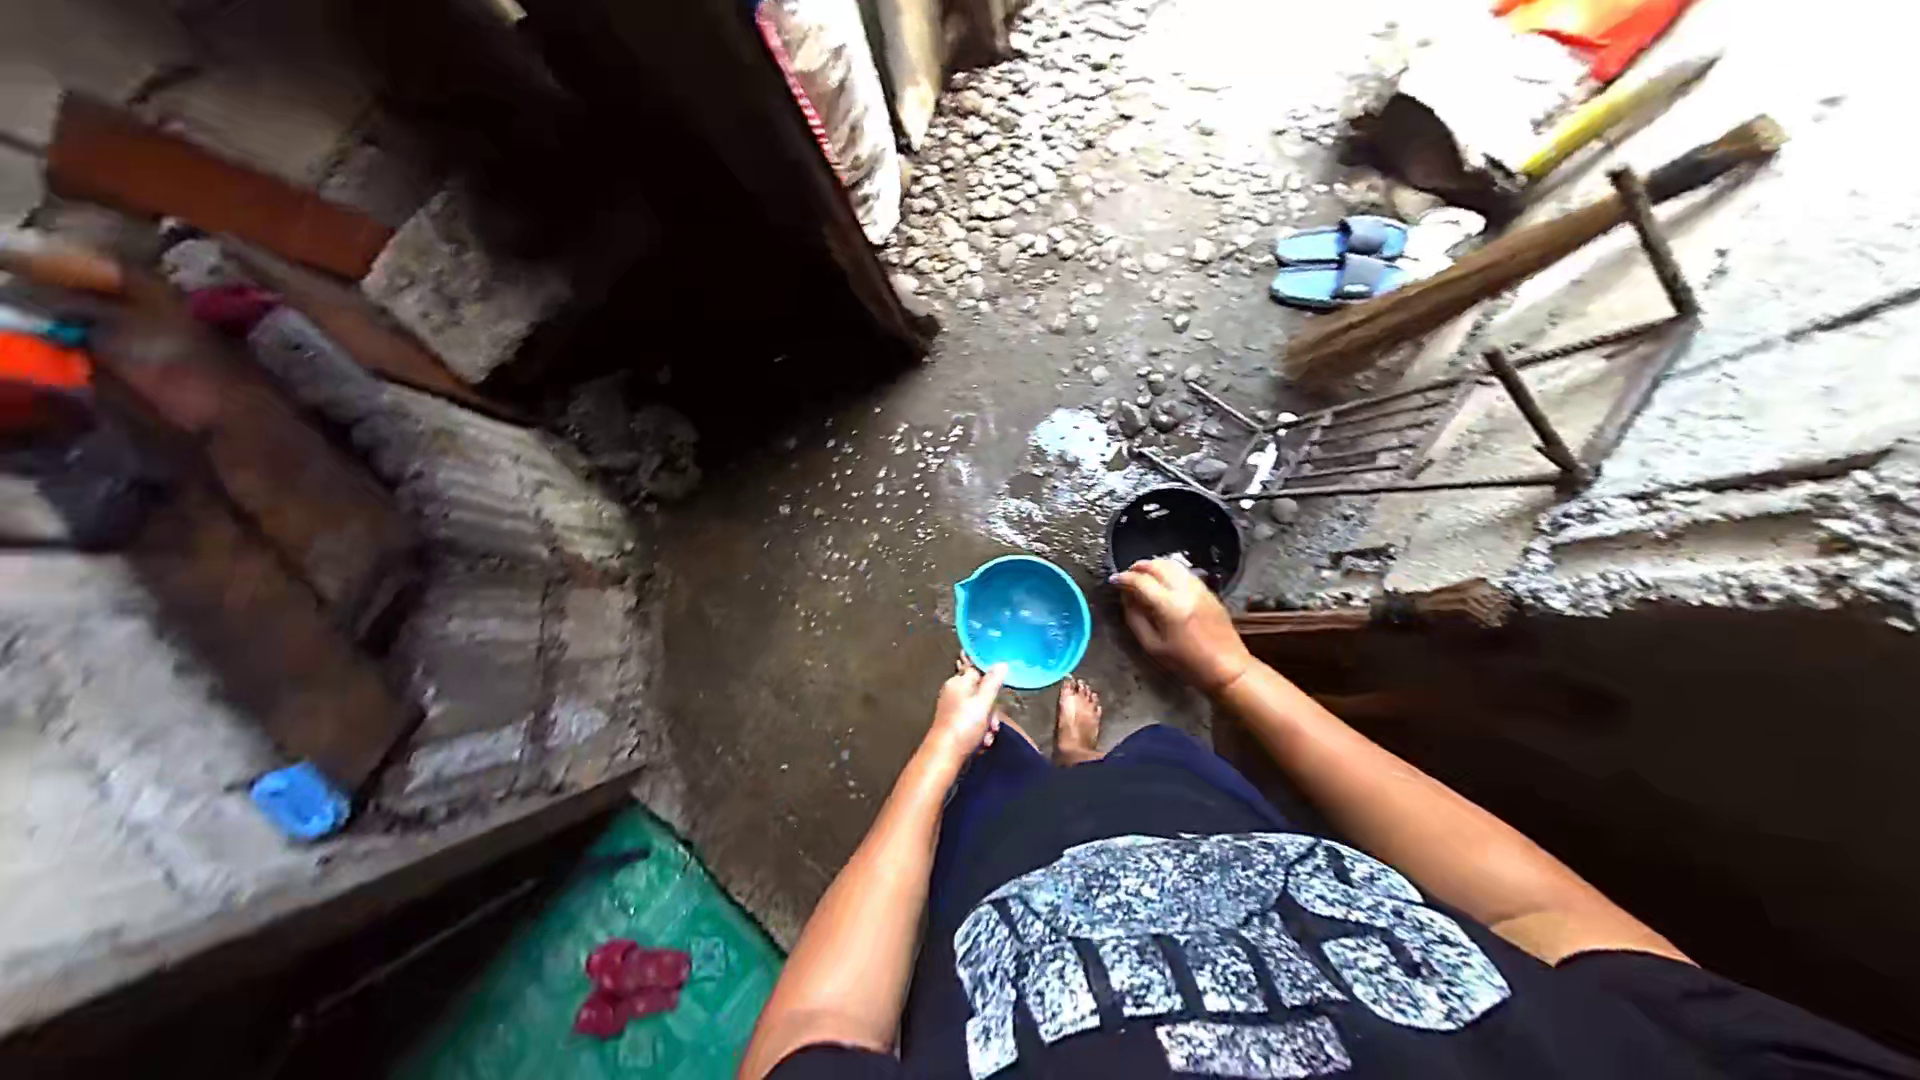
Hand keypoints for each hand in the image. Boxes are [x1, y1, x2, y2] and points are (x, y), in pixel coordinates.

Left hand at [923, 659, 1007, 765]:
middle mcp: (954, 693)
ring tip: (988, 737)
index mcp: (958, 683)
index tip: (999, 696)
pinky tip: (982, 743)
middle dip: (992, 711)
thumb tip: (1001, 663)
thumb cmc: (964, 725)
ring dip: (987, 724)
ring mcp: (953, 710)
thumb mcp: (983, 702)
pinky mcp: (953, 725)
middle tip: (994, 725)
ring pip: (979, 711)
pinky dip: (979, 732)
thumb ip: (993, 682)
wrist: (944, 755)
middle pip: (981, 694)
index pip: (978, 672)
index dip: (991, 683)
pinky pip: (972, 723)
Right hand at [1112, 558, 1252, 694]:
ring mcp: (1199, 588)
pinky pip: (1184, 572)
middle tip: (1127, 575)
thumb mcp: (1153, 646)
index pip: (1141, 581)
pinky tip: (1162, 581)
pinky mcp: (1208, 591)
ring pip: (1172, 564)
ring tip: (1143, 575)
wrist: (1227, 667)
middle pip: (1157, 565)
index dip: (1123, 578)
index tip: (1114, 581)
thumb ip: (1135, 619)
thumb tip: (1126, 598)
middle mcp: (1185, 591)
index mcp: (1169, 606)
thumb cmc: (1187, 663)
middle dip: (1138, 567)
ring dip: (1154, 566)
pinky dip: (1169, 571)